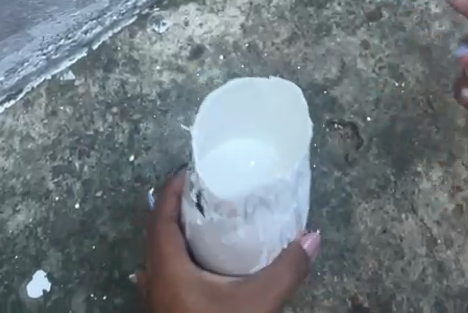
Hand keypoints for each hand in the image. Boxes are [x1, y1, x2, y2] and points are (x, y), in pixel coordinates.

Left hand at [137, 171, 319, 312]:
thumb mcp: (257, 303)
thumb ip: (286, 269)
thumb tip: (313, 237)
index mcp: (166, 265)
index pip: (160, 212)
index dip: (173, 186)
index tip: (195, 168)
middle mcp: (154, 278)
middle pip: (158, 230)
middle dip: (179, 206)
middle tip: (209, 190)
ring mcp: (156, 299)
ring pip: (159, 254)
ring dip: (178, 233)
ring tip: (208, 219)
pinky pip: (165, 273)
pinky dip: (179, 258)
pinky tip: (200, 263)